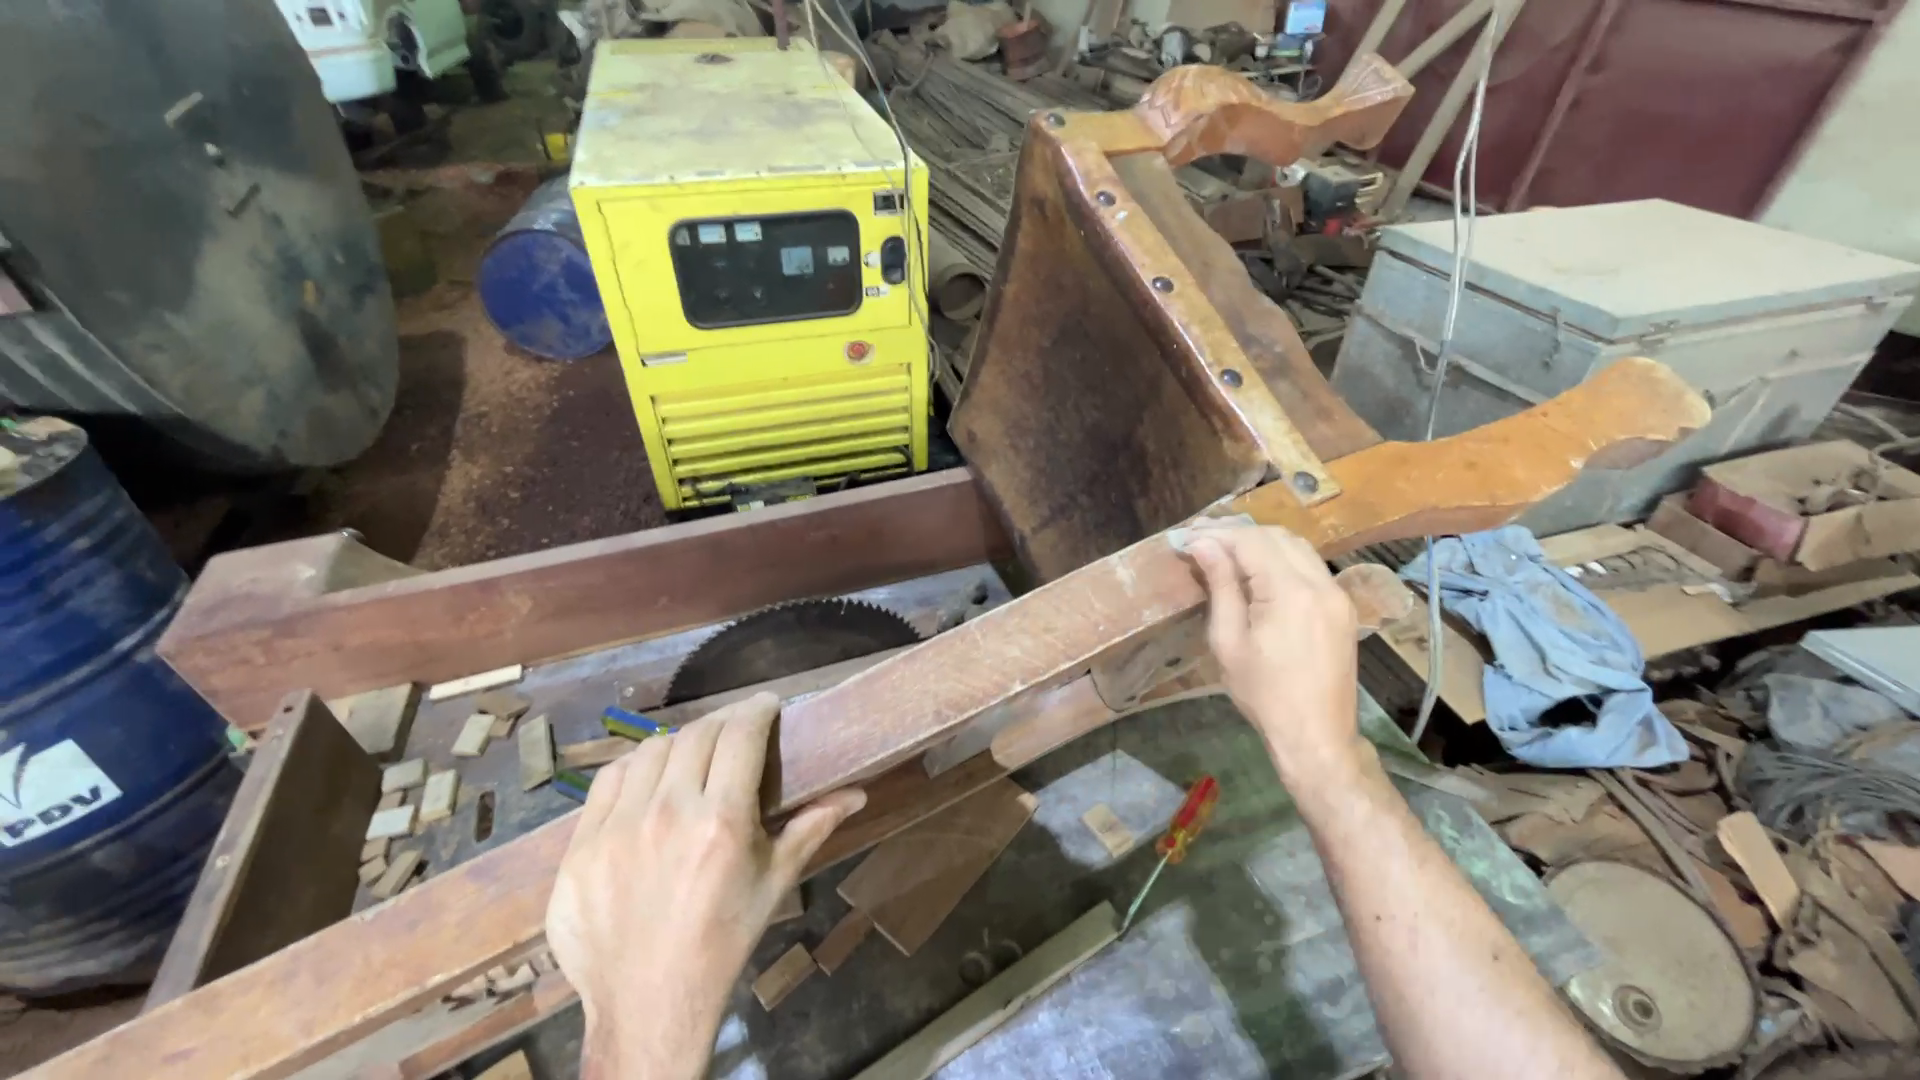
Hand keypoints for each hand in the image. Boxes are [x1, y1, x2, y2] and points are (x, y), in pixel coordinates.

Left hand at [546, 692, 865, 1079]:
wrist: (647, 1000)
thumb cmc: (723, 938)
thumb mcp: (775, 882)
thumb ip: (813, 826)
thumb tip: (856, 792)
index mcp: (722, 823)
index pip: (741, 735)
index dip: (757, 709)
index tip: (768, 705)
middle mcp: (668, 814)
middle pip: (697, 733)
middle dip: (724, 722)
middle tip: (737, 730)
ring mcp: (617, 828)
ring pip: (651, 749)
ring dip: (680, 744)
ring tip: (693, 757)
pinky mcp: (581, 844)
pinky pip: (609, 780)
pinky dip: (636, 769)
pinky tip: (649, 782)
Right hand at [1182, 525, 1363, 785]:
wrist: (1316, 735)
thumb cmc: (1264, 694)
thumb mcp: (1229, 641)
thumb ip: (1221, 586)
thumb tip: (1203, 545)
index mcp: (1291, 593)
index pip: (1251, 542)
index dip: (1216, 534)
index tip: (1185, 538)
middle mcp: (1321, 584)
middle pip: (1276, 536)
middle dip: (1237, 532)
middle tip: (1200, 538)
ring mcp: (1337, 594)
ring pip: (1297, 547)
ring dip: (1260, 542)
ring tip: (1224, 549)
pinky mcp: (1341, 607)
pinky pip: (1309, 567)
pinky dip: (1280, 558)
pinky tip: (1256, 570)